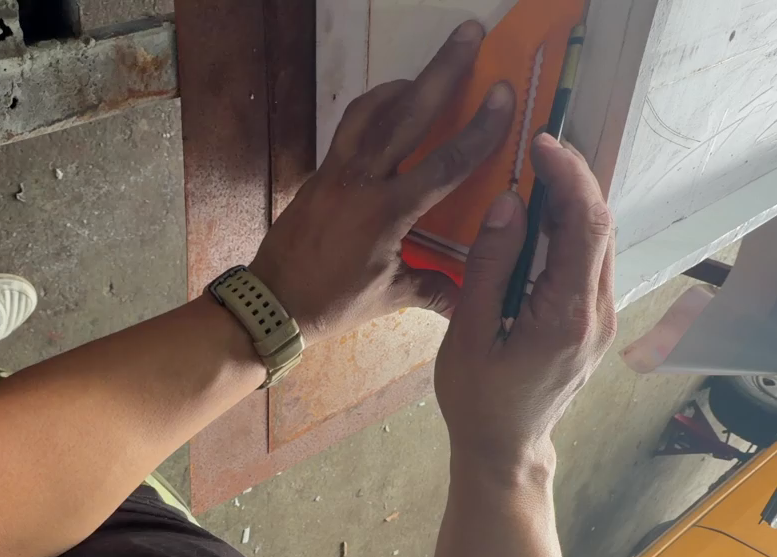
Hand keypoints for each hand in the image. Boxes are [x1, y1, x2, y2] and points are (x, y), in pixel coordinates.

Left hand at [250, 21, 514, 342]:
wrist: (272, 302)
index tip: (504, 94)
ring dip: (402, 85)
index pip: (444, 164)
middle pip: (407, 113)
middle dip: (442, 71)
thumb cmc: (331, 304)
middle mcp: (361, 181)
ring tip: (426, 73)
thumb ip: (430, 289)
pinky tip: (385, 110)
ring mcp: (335, 172)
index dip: (479, 130)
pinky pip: (349, 129)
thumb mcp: (387, 298)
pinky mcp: (318, 174)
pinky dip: (372, 110)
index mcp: (386, 213)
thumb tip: (467, 298)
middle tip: (469, 32)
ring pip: (371, 111)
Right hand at [434, 135, 615, 464]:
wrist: (504, 449)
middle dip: (573, 181)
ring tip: (537, 183)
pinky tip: (543, 229)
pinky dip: (571, 236)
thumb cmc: (477, 401)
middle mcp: (598, 313)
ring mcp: (602, 320)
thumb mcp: (468, 337)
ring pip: (599, 243)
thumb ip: (489, 269)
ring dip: (572, 207)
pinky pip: (591, 265)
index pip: (585, 223)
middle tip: (537, 154)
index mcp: (566, 315)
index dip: (569, 174)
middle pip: (600, 226)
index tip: (543, 142)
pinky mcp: (594, 325)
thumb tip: (507, 205)